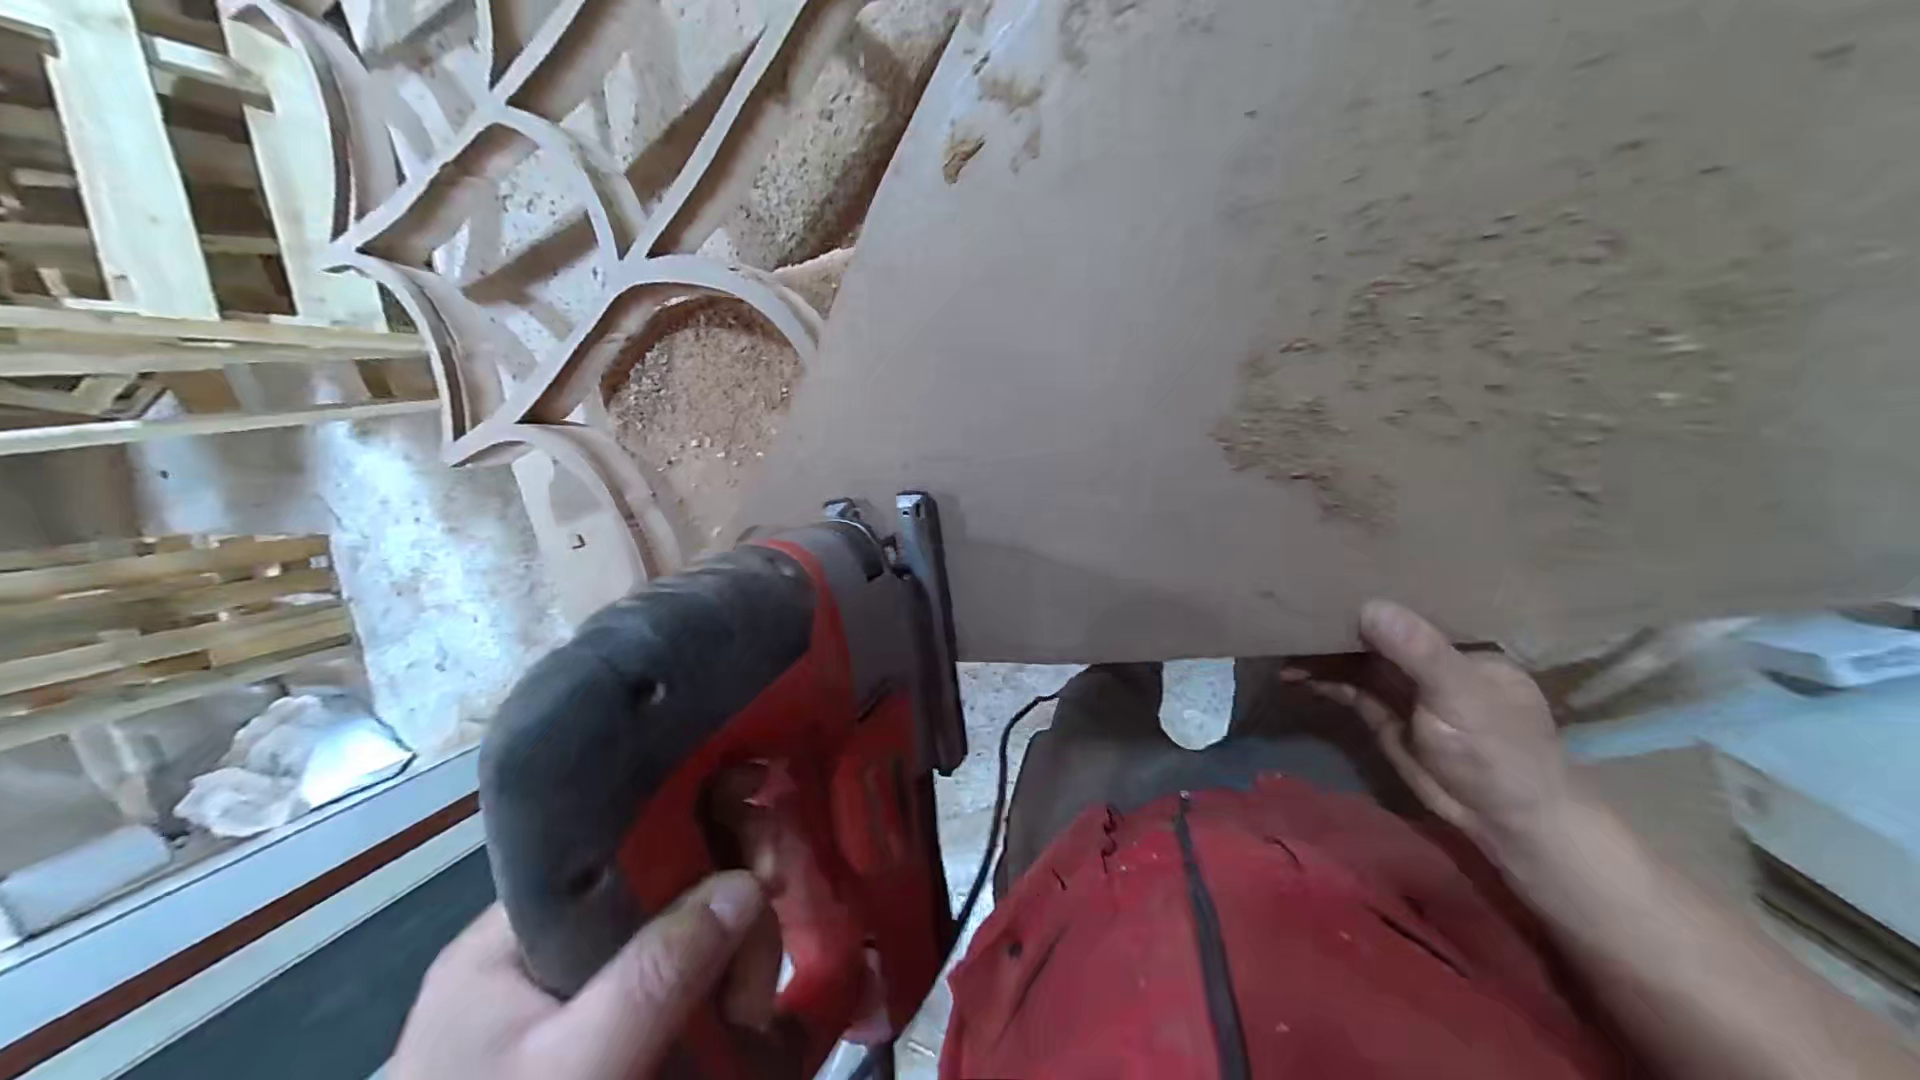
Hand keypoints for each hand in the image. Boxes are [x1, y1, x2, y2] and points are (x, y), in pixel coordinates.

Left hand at [391, 872, 768, 1079]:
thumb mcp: (573, 1070)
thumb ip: (655, 975)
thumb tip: (748, 882)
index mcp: (514, 933)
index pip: (618, 838)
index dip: (696, 820)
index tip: (759, 841)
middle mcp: (552, 944)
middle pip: (667, 881)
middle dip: (732, 906)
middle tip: (760, 965)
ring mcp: (589, 990)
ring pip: (688, 931)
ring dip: (739, 957)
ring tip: (749, 1019)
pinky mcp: (623, 1027)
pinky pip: (689, 978)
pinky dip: (725, 987)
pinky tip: (745, 1020)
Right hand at [1291, 600, 1579, 853]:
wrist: (1503, 820)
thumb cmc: (1499, 751)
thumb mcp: (1461, 696)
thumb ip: (1419, 652)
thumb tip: (1369, 605)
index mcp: (1456, 641)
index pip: (1409, 606)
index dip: (1370, 591)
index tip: (1326, 579)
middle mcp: (1426, 657)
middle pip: (1373, 631)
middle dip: (1334, 624)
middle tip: (1288, 612)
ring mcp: (1402, 685)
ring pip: (1353, 659)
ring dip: (1318, 654)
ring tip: (1279, 646)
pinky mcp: (1381, 712)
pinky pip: (1344, 687)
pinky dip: (1319, 680)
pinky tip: (1291, 675)